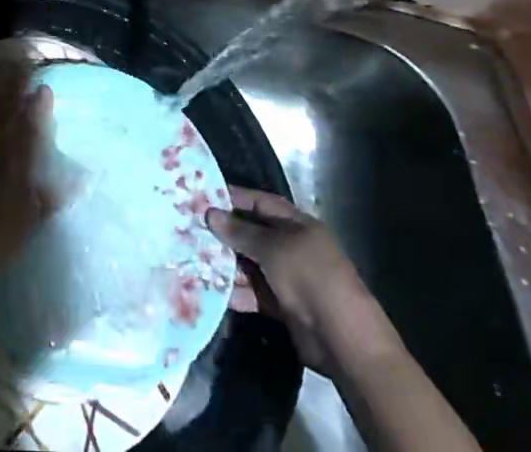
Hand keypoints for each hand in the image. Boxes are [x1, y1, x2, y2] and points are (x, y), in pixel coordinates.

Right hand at [206, 188, 402, 376]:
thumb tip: (211, 213)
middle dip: (225, 234)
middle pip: (253, 234)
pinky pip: (253, 293)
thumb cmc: (309, 276)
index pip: (261, 203)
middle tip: (190, 231)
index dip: (235, 198)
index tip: (205, 196)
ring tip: (192, 261)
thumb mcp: (274, 248)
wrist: (340, 334)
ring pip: (250, 265)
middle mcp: (291, 246)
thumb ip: (242, 232)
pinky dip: (235, 293)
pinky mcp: (281, 305)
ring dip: (226, 265)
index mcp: (297, 224)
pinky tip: (210, 292)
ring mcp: (287, 277)